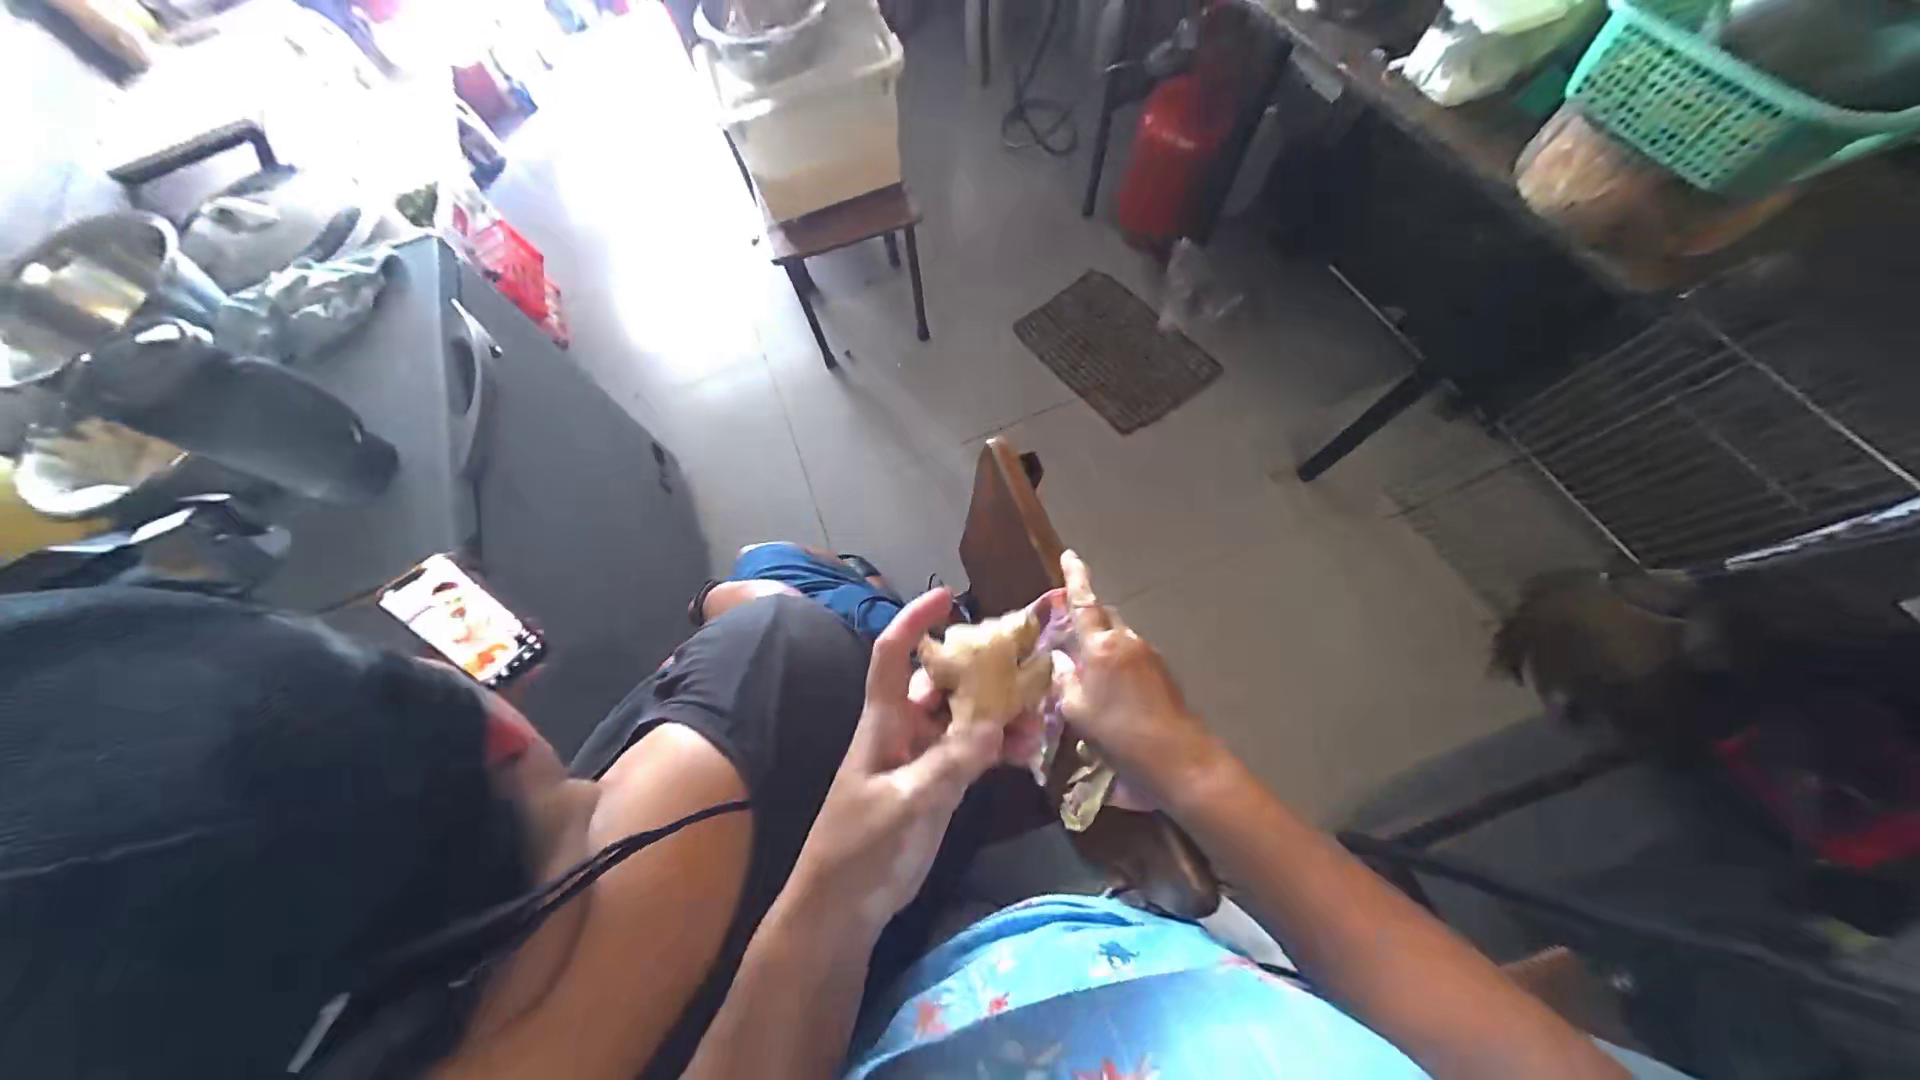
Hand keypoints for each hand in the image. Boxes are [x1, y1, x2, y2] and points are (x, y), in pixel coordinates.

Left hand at [788, 588, 1003, 932]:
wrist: (842, 909)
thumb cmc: (861, 848)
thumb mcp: (908, 803)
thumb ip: (952, 763)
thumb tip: (997, 725)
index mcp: (884, 720)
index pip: (893, 654)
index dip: (915, 620)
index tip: (948, 596)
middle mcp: (903, 728)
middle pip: (942, 682)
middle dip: (981, 670)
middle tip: (1025, 666)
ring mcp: (921, 756)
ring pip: (963, 717)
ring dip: (998, 712)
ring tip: (1037, 718)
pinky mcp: (936, 784)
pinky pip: (971, 751)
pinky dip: (996, 746)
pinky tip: (1026, 750)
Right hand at [1052, 550, 1225, 805]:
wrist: (1177, 757)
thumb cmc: (1118, 733)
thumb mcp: (1076, 710)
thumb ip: (1064, 680)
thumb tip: (1059, 661)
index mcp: (1101, 646)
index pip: (1084, 603)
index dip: (1075, 578)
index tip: (1070, 555)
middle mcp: (1127, 641)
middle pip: (1104, 616)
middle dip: (1087, 616)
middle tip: (1069, 632)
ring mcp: (1150, 655)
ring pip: (1119, 636)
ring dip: (1103, 644)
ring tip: (1089, 672)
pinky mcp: (1163, 672)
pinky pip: (1132, 655)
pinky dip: (1118, 661)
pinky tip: (1112, 690)